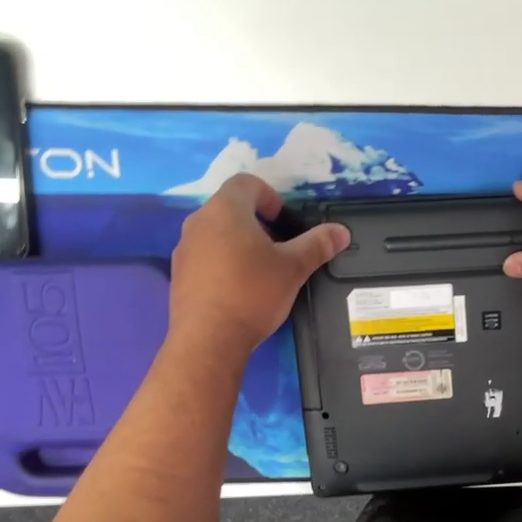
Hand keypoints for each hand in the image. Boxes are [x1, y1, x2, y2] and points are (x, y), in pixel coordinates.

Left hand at [169, 174, 348, 357]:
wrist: (208, 339)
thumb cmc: (253, 293)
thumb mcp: (293, 268)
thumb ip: (317, 245)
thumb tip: (341, 231)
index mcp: (226, 210)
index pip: (246, 183)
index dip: (269, 195)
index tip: (284, 221)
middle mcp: (199, 222)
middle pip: (230, 209)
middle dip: (257, 223)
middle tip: (279, 249)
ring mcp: (184, 249)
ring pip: (216, 234)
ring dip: (239, 244)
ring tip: (261, 273)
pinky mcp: (179, 275)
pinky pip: (205, 258)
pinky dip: (223, 264)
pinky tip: (240, 291)